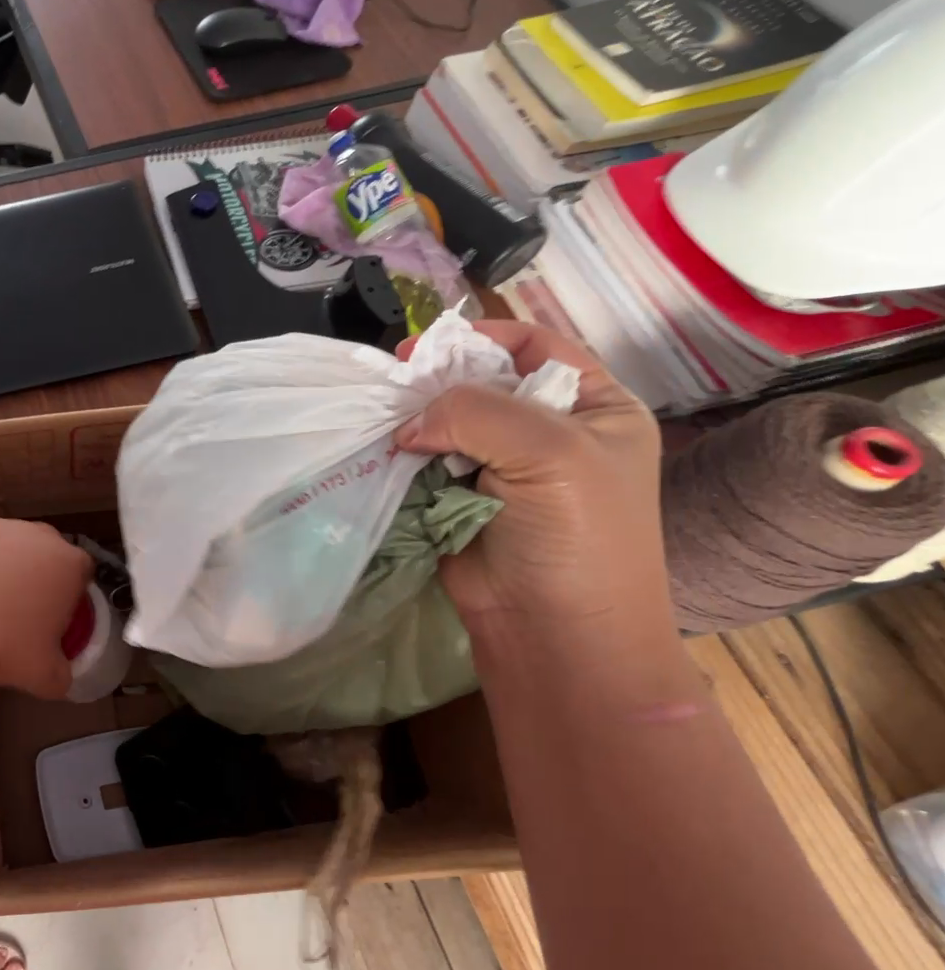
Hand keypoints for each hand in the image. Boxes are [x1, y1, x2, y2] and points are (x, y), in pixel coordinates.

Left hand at [0, 518, 91, 698]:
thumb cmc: (0, 645)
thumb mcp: (44, 677)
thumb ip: (61, 675)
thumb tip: (59, 677)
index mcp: (66, 562)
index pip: (83, 573)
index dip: (72, 599)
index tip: (55, 623)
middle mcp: (32, 535)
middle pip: (44, 555)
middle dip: (37, 580)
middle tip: (19, 618)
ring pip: (3, 550)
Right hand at [393, 320, 669, 632]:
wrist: (555, 632)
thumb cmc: (577, 536)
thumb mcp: (550, 451)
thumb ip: (476, 412)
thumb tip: (408, 423)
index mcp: (592, 408)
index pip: (535, 348)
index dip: (483, 337)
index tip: (424, 347)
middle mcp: (545, 433)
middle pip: (480, 384)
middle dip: (436, 381)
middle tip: (389, 384)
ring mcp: (497, 470)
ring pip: (444, 425)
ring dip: (413, 422)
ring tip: (377, 418)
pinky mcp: (456, 502)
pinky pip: (422, 466)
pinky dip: (399, 458)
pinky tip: (379, 452)